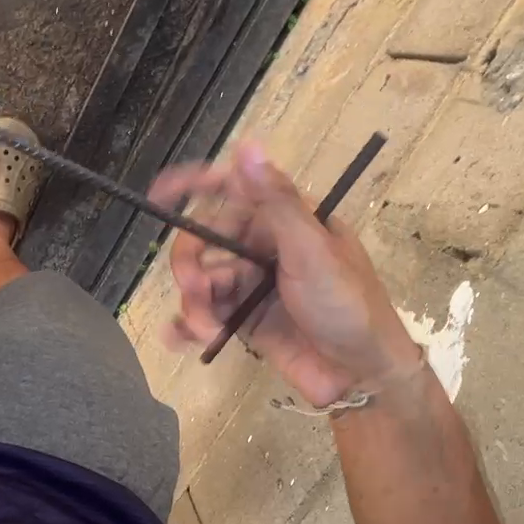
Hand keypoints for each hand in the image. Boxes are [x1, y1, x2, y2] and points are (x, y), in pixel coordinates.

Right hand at [149, 143, 422, 406]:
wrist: (363, 375)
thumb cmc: (348, 305)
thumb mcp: (312, 250)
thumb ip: (276, 202)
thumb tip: (247, 147)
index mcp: (285, 221)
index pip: (233, 190)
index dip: (194, 186)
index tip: (160, 194)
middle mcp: (264, 247)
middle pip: (204, 241)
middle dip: (190, 264)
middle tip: (193, 288)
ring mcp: (252, 285)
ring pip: (202, 282)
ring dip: (194, 305)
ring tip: (206, 330)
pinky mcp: (245, 320)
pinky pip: (205, 315)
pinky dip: (187, 326)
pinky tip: (178, 338)